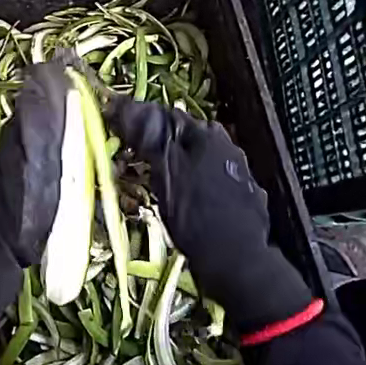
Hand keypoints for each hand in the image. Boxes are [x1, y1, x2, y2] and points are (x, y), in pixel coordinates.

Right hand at [109, 99, 313, 336]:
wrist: (235, 257)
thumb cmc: (193, 214)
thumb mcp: (163, 173)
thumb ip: (149, 137)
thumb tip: (126, 106)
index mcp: (205, 135)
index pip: (165, 117)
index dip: (138, 122)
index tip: (118, 131)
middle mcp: (227, 145)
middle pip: (186, 137)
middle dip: (163, 143)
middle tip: (138, 157)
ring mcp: (240, 170)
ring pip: (202, 158)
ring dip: (183, 163)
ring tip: (162, 180)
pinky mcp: (247, 195)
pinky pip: (214, 181)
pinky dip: (199, 184)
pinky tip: (190, 199)